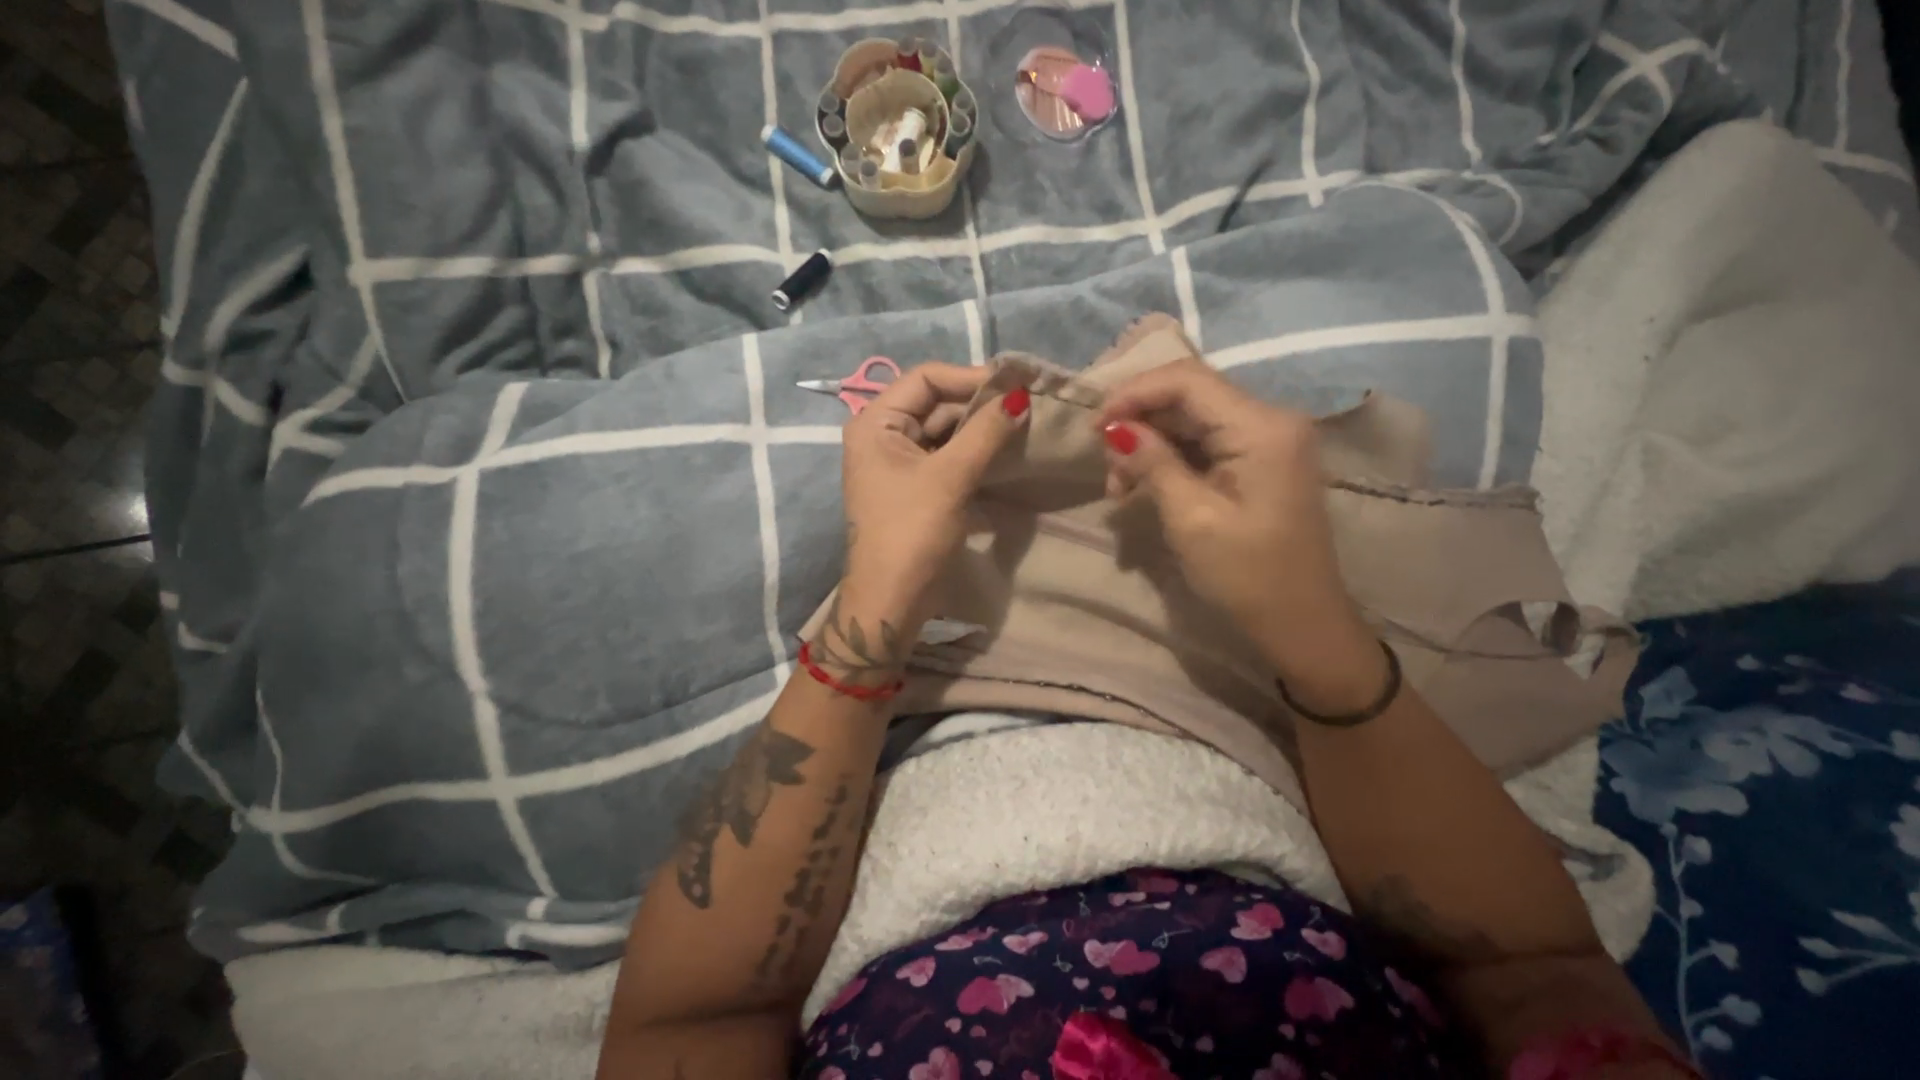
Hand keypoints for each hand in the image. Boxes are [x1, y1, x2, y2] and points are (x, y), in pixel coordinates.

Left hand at [836, 362, 1029, 631]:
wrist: (893, 599)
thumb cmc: (912, 532)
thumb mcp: (951, 477)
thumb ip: (986, 432)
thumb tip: (1021, 396)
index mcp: (876, 423)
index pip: (926, 379)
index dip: (970, 377)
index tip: (1015, 385)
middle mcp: (883, 435)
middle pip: (937, 403)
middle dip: (980, 405)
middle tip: (1028, 406)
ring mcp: (900, 462)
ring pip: (946, 431)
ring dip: (982, 430)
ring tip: (1024, 427)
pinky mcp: (917, 487)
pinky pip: (949, 457)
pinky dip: (975, 454)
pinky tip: (1008, 455)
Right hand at [1096, 360, 1384, 704]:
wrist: (1302, 623)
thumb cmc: (1248, 575)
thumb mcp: (1191, 519)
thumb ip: (1153, 463)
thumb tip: (1115, 428)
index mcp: (1261, 427)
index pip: (1187, 380)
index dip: (1134, 393)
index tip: (1094, 427)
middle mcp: (1270, 419)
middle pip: (1190, 395)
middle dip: (1139, 422)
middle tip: (1104, 465)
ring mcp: (1269, 439)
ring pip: (1193, 419)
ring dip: (1151, 444)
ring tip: (1119, 487)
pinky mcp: (1262, 461)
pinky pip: (1208, 442)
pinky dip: (1172, 458)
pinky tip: (1144, 487)